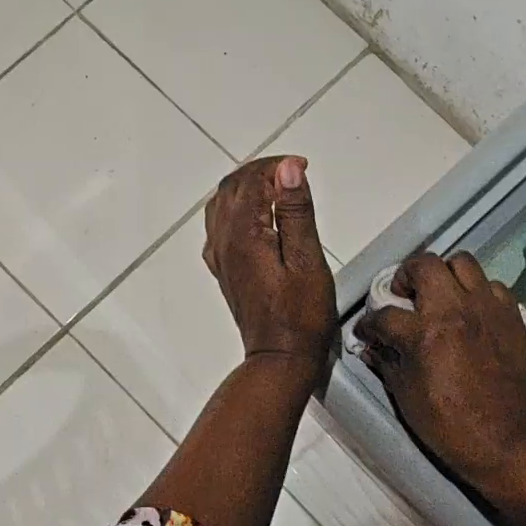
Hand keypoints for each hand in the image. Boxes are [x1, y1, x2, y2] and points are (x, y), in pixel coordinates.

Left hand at [203, 156, 336, 382]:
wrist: (280, 358)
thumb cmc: (300, 317)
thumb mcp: (308, 259)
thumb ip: (295, 211)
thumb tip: (287, 170)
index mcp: (244, 234)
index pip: (252, 181)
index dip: (277, 167)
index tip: (301, 168)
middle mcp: (224, 243)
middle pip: (231, 188)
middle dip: (260, 172)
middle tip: (291, 173)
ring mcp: (221, 259)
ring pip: (220, 206)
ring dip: (244, 189)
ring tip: (274, 189)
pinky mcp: (225, 273)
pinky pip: (218, 230)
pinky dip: (233, 211)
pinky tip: (251, 218)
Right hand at [354, 253, 525, 489]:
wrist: (501, 439)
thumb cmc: (447, 424)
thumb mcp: (405, 395)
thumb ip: (386, 362)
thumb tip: (371, 347)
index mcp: (424, 333)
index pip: (384, 315)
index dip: (369, 323)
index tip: (367, 330)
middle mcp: (455, 310)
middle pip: (424, 265)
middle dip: (406, 276)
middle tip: (404, 296)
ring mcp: (486, 308)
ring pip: (462, 262)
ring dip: (444, 275)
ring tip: (439, 295)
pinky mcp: (511, 315)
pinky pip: (492, 285)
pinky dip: (477, 293)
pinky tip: (470, 312)